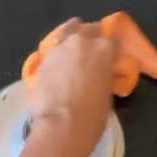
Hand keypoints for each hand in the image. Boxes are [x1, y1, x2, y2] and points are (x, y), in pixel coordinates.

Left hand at [27, 19, 119, 156]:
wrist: (61, 125)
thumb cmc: (92, 116)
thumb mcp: (107, 93)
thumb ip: (104, 76)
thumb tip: (99, 75)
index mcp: (105, 49)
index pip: (114, 41)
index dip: (113, 50)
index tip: (112, 58)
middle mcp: (83, 41)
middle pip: (91, 30)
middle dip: (93, 38)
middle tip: (93, 50)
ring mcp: (60, 47)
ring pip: (68, 32)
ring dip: (73, 37)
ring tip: (73, 47)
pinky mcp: (42, 58)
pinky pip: (53, 48)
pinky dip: (58, 52)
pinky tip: (58, 61)